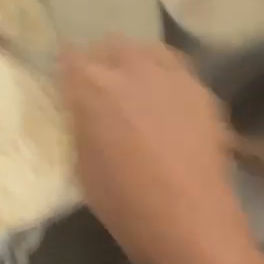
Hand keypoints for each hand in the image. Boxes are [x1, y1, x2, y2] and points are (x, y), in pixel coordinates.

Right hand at [57, 40, 256, 263]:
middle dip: (101, 59)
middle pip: (112, 45)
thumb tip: (82, 112)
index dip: (63, 66)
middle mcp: (134, 71)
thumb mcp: (81, 162)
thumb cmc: (120, 199)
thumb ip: (81, 125)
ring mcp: (174, 78)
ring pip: (150, 51)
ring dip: (136, 63)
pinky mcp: (202, 92)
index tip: (61, 79)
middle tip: (96, 83)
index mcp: (93, 88)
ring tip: (132, 87)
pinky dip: (164, 80)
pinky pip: (177, 72)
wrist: (185, 218)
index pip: (69, 57)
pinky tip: (162, 105)